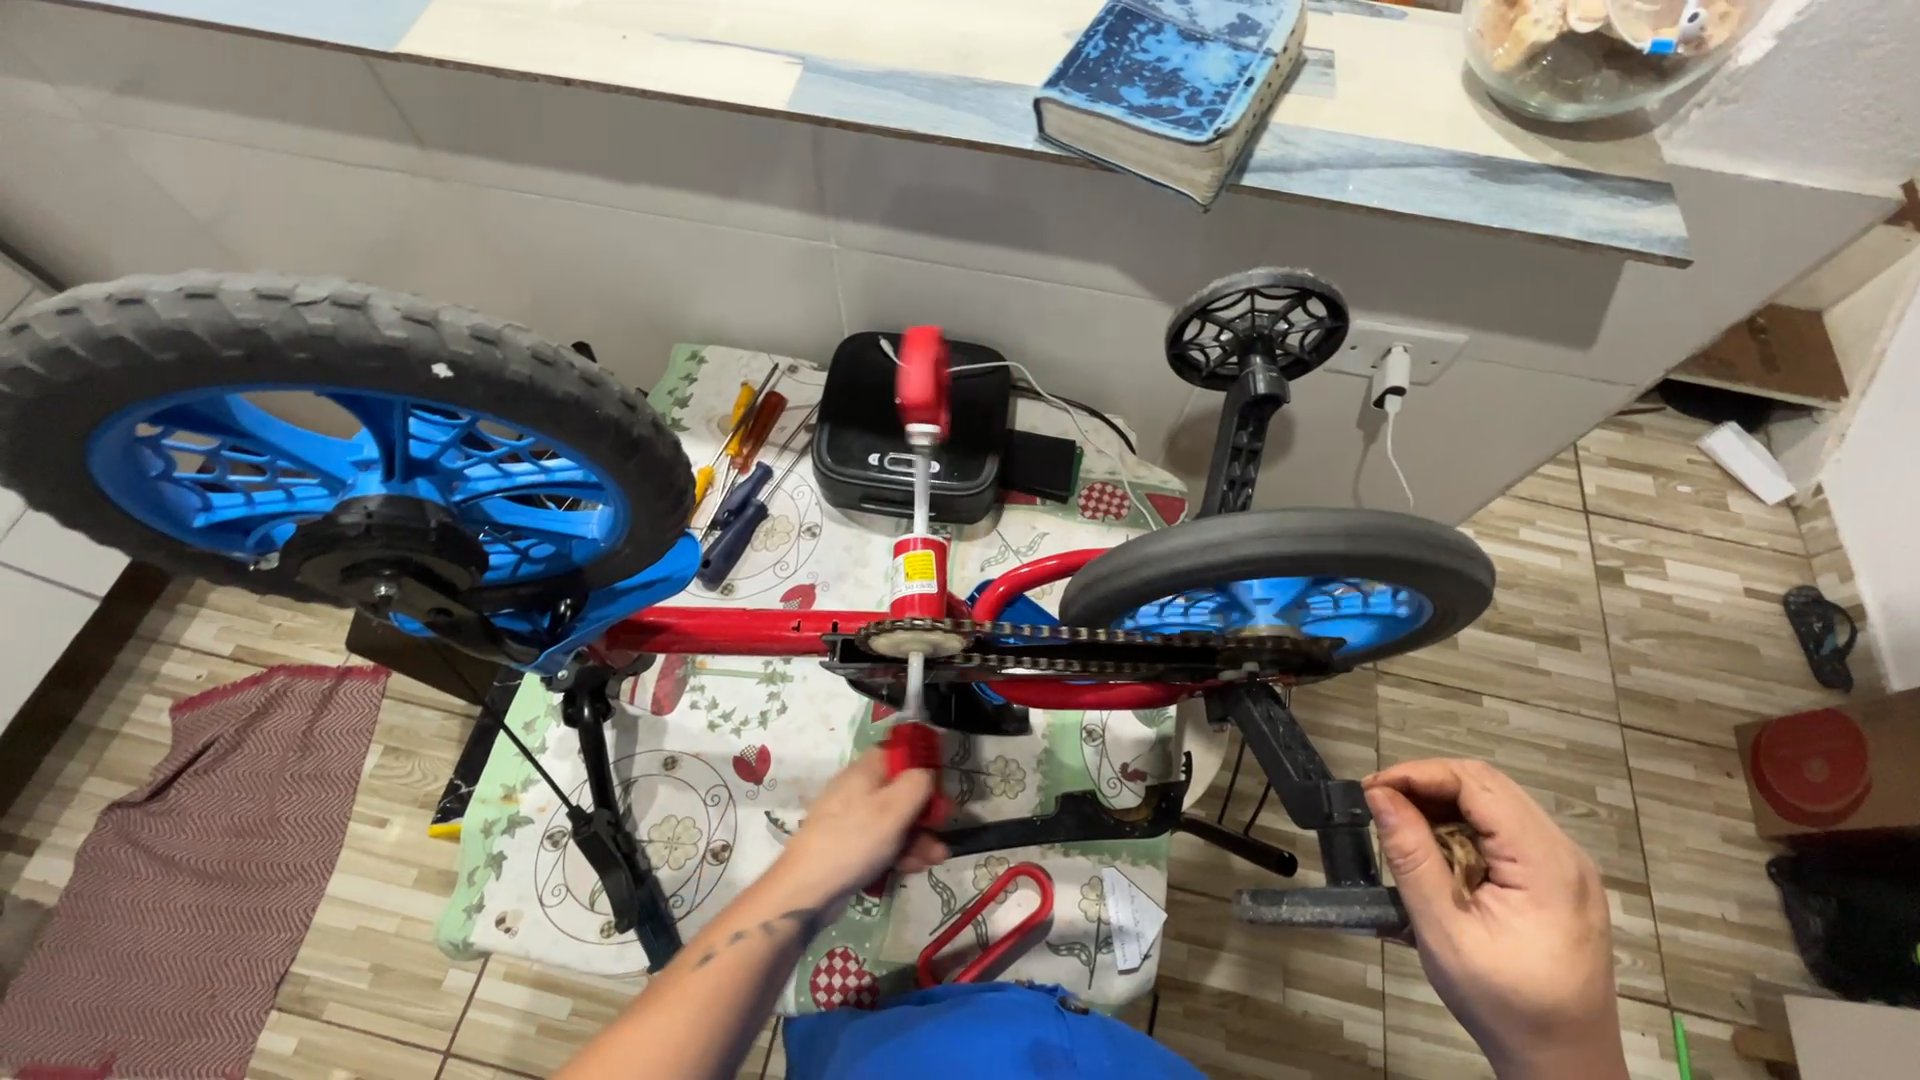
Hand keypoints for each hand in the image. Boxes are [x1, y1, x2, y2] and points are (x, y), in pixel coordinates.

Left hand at [773, 748, 949, 911]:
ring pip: (895, 821)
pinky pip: (882, 842)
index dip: (922, 767)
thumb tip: (928, 773)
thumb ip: (918, 783)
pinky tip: (912, 869)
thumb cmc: (855, 840)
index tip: (939, 788)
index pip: (898, 753)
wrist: (807, 890)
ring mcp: (853, 819)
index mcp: (865, 770)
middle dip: (925, 814)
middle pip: (901, 791)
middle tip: (942, 830)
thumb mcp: (894, 807)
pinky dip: (900, 852)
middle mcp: (858, 789)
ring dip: (918, 838)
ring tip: (934, 859)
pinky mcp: (850, 845)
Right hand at [1364, 759, 1622, 1079]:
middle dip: (1428, 783)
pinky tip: (1436, 849)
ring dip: (1444, 803)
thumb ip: (1412, 857)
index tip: (1372, 789)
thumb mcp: (1444, 931)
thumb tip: (1380, 796)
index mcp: (1546, 864)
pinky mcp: (1560, 880)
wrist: (1563, 1063)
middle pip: (1489, 785)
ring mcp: (1567, 866)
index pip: (1478, 785)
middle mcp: (1565, 853)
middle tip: (1379, 803)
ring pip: (1497, 803)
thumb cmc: (1503, 1002)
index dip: (1420, 774)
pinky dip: (1463, 826)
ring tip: (1400, 825)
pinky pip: (1506, 829)